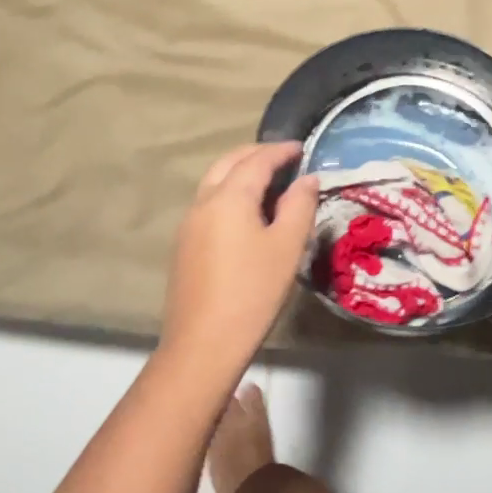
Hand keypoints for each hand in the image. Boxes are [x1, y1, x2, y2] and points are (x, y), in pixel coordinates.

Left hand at [162, 142, 318, 366]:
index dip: (281, 150)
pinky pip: (209, 202)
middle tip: (285, 157)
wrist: (203, 344)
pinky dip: (230, 191)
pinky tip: (248, 212)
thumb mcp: (287, 246)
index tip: (302, 147)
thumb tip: (306, 179)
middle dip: (257, 154)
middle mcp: (204, 201)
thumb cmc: (252, 292)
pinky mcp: (185, 244)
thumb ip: (300, 205)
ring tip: (269, 181)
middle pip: (230, 162)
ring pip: (215, 181)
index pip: (257, 160)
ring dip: (241, 171)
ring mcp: (189, 223)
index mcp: (229, 196)